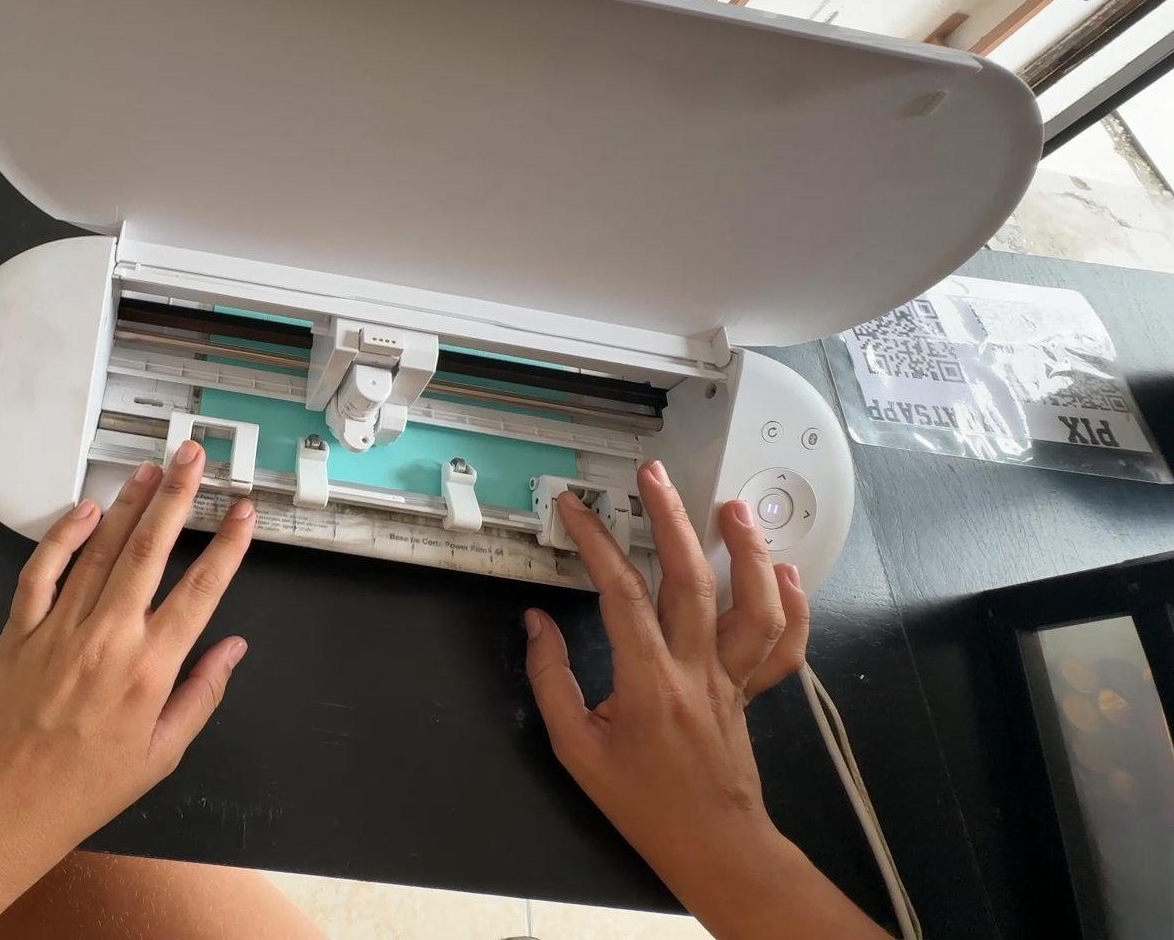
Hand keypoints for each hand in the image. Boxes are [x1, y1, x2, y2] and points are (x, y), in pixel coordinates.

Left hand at [0, 440, 254, 903]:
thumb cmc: (82, 790)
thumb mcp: (160, 755)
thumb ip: (203, 694)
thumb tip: (233, 648)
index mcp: (148, 671)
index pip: (201, 591)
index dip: (228, 546)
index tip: (242, 513)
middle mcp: (106, 638)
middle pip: (149, 550)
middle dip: (176, 497)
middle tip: (192, 458)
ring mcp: (59, 628)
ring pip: (100, 549)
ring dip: (128, 504)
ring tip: (150, 470)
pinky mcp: (19, 628)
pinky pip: (43, 569)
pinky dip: (63, 535)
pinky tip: (85, 510)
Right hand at [526, 460, 876, 939]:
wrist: (716, 847)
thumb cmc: (640, 799)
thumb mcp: (573, 745)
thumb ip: (550, 677)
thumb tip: (537, 623)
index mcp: (649, 682)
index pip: (621, 595)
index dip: (596, 543)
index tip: (575, 508)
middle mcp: (698, 671)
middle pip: (691, 582)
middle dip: (672, 520)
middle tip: (656, 478)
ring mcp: (732, 679)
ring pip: (751, 607)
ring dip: (744, 552)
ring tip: (731, 508)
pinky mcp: (750, 690)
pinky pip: (781, 645)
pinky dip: (788, 605)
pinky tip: (781, 571)